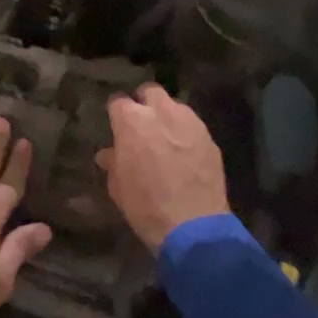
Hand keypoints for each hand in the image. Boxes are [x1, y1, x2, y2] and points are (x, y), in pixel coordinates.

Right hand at [97, 83, 230, 251]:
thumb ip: (113, 163)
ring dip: (167, 116)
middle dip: (144, 104)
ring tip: (166, 138)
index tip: (117, 127)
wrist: (193, 224)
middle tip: (143, 126)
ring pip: (174, 106)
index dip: (117, 115)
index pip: (118, 102)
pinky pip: (192, 124)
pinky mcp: (208, 135)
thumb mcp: (118, 187)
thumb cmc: (146, 206)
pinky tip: (185, 152)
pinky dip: (186, 132)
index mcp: (132, 121)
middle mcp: (161, 111)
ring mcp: (188, 120)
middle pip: (150, 92)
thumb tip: (109, 153)